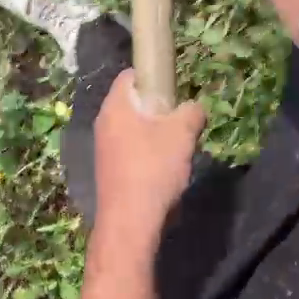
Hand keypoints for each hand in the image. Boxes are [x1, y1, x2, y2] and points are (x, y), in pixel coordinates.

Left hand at [91, 70, 205, 248]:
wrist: (130, 221)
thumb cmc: (153, 168)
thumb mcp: (182, 135)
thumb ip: (191, 113)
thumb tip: (194, 108)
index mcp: (115, 106)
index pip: (129, 76)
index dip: (152, 76)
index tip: (172, 88)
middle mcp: (103, 122)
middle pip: (132, 103)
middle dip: (157, 110)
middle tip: (179, 122)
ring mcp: (103, 147)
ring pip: (132, 128)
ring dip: (154, 135)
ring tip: (176, 150)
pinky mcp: (108, 169)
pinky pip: (129, 150)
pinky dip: (146, 154)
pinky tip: (164, 172)